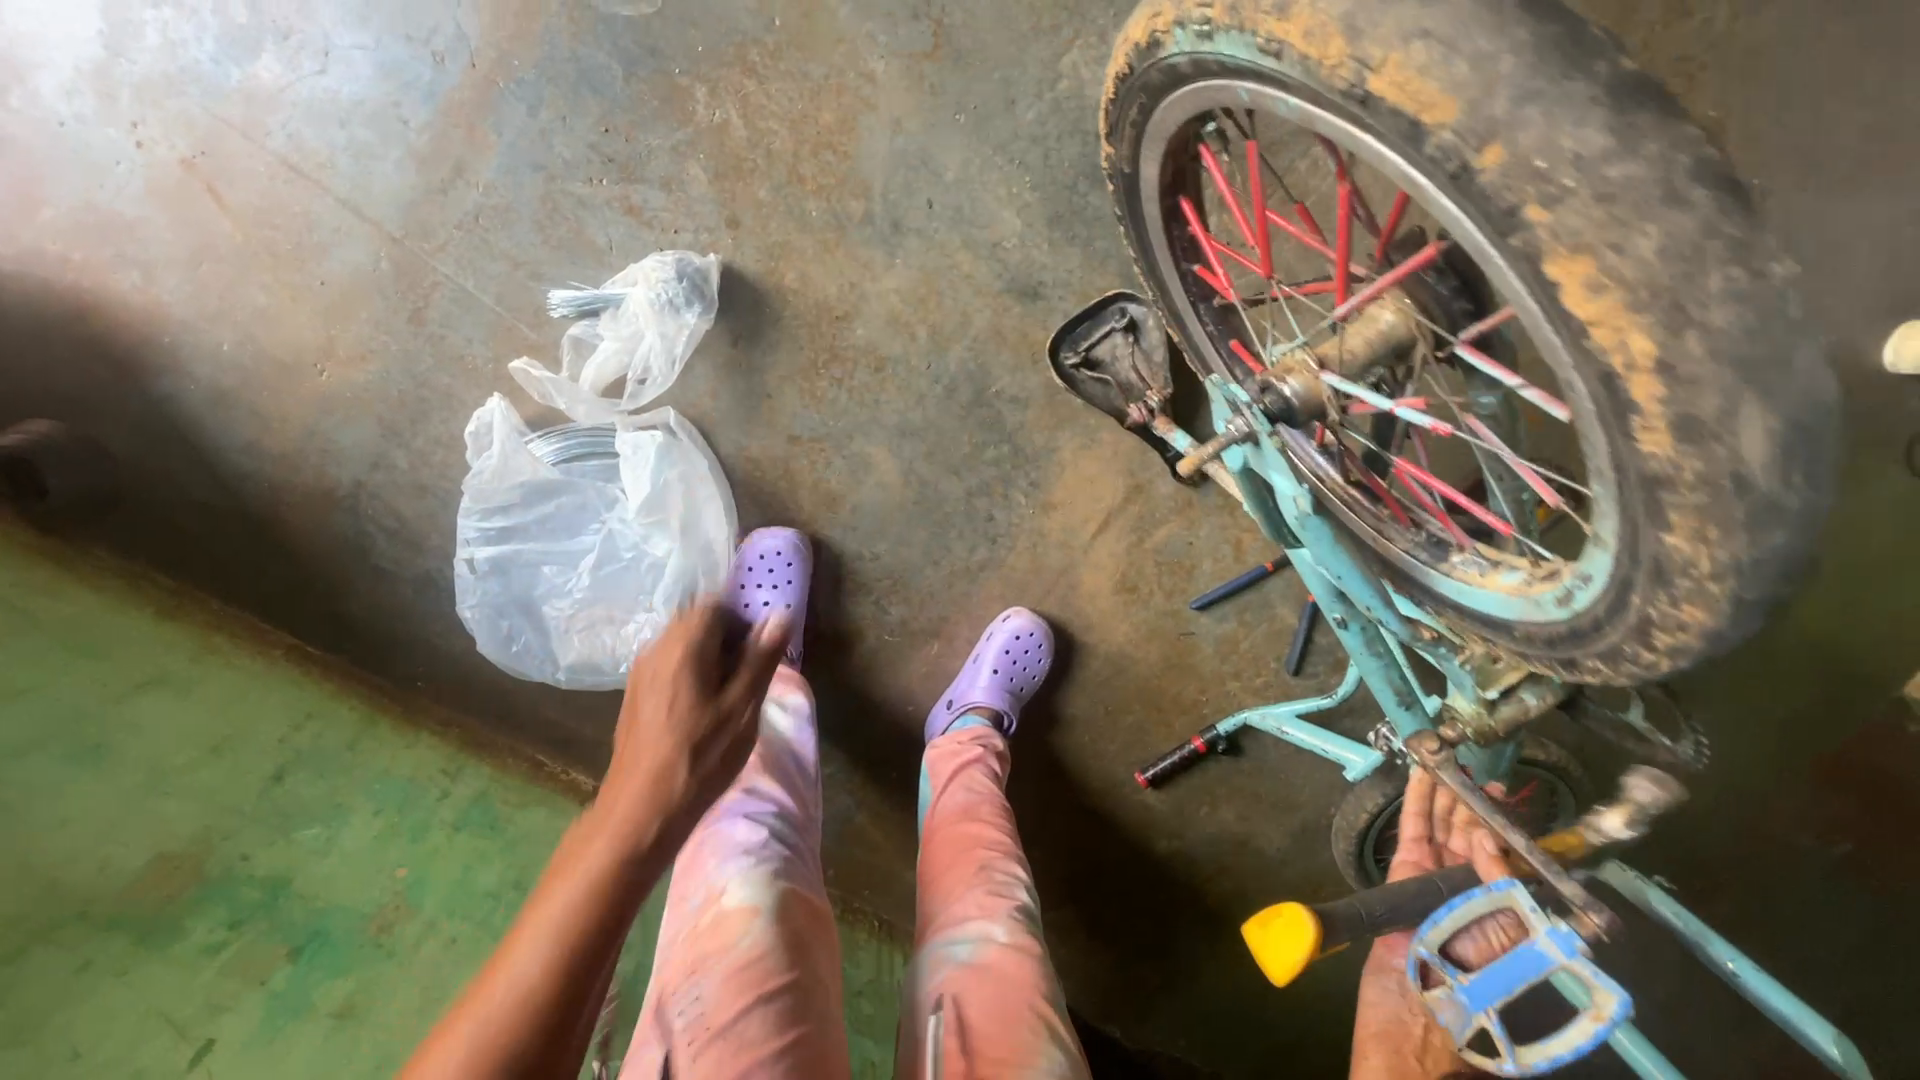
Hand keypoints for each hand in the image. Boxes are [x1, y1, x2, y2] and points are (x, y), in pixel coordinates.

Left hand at [588, 601, 787, 862]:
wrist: (642, 809)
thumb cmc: (701, 756)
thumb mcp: (743, 708)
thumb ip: (761, 658)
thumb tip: (780, 615)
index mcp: (683, 644)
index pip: (716, 604)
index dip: (744, 620)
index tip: (762, 651)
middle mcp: (656, 647)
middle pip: (698, 621)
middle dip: (728, 639)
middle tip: (750, 675)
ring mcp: (640, 671)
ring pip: (683, 645)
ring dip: (711, 658)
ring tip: (731, 696)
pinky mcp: (635, 694)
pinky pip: (669, 666)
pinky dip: (692, 674)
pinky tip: (704, 711)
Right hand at [1386, 767, 1527, 968]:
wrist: (1425, 983)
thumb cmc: (1476, 961)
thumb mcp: (1507, 921)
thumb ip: (1499, 877)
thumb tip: (1485, 835)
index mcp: (1498, 891)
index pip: (1501, 846)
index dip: (1500, 818)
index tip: (1501, 791)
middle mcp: (1469, 875)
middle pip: (1469, 826)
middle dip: (1470, 796)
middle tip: (1471, 766)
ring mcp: (1436, 866)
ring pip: (1442, 819)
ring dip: (1444, 790)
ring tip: (1446, 761)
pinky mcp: (1407, 861)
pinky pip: (1415, 824)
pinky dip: (1418, 798)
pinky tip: (1421, 775)